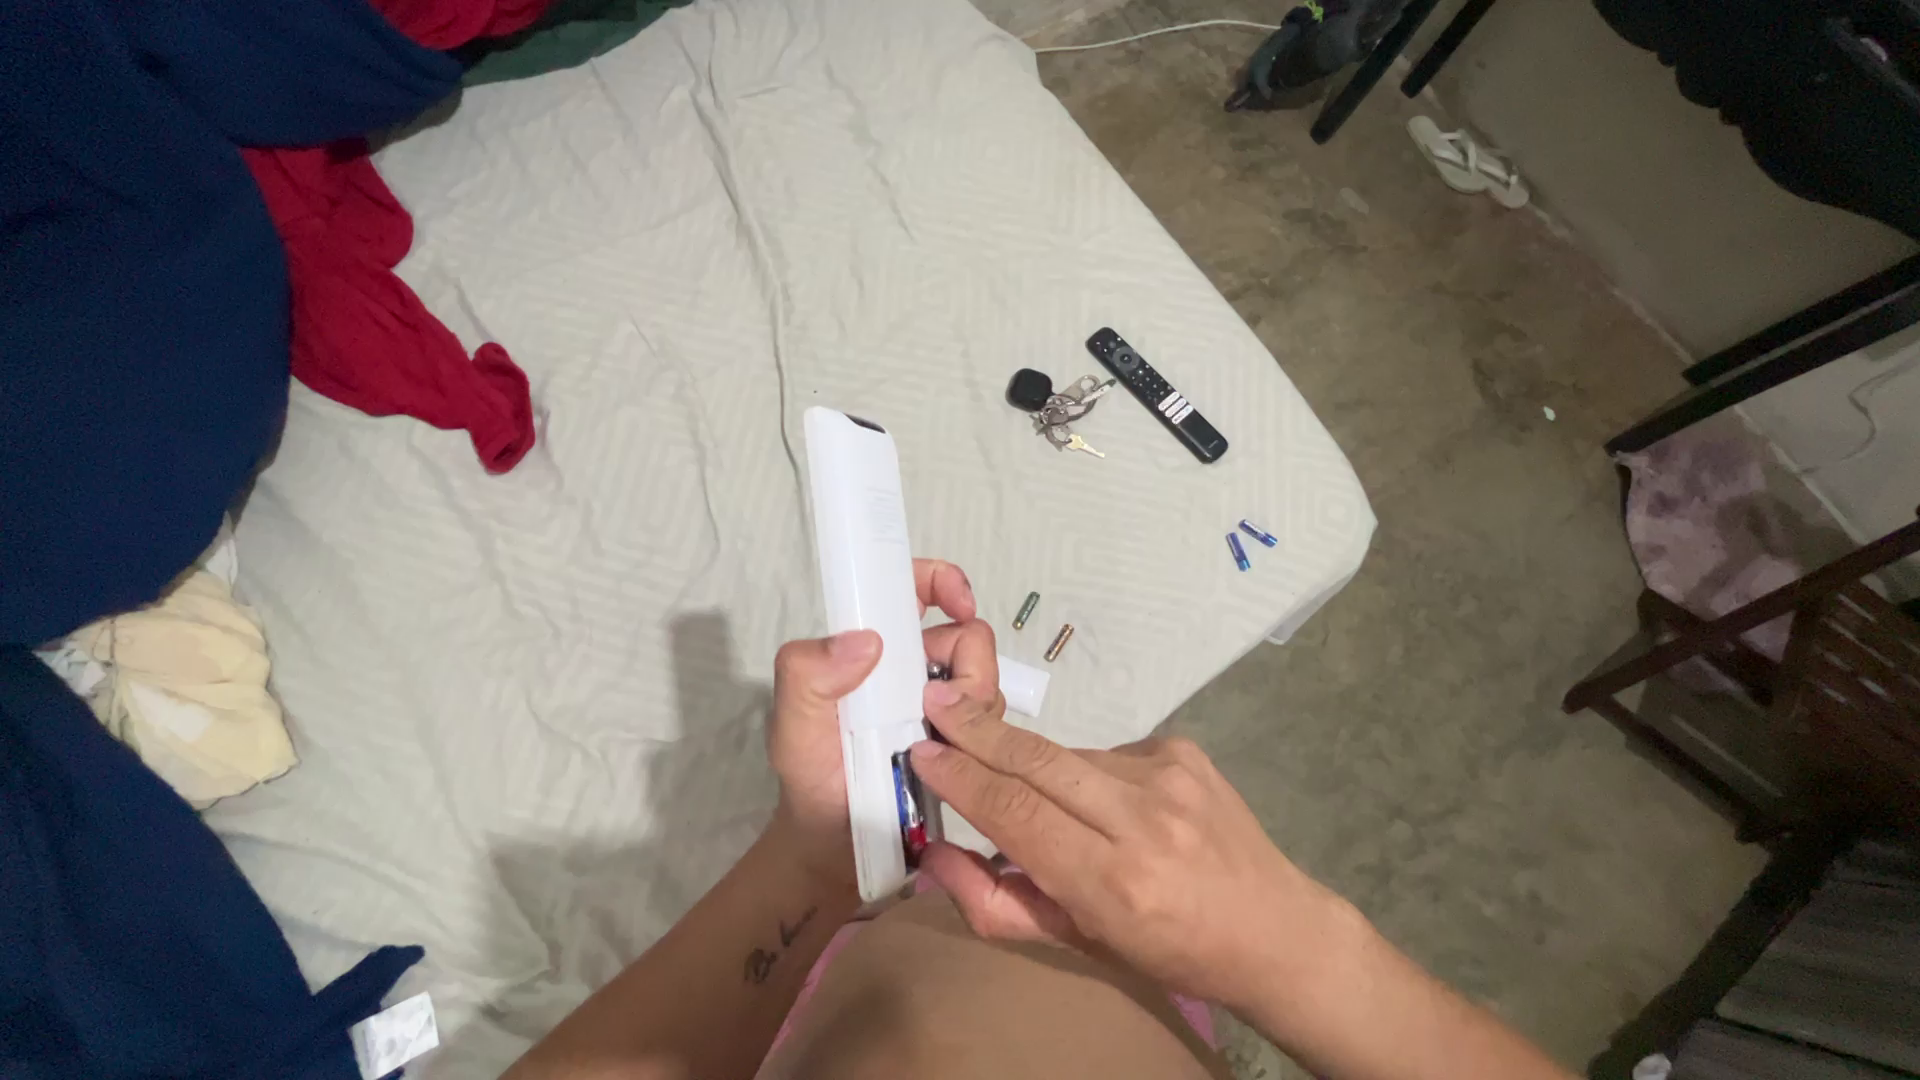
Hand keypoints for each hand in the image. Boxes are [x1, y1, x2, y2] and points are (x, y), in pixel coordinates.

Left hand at [765, 558, 977, 890]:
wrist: (835, 850)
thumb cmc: (811, 778)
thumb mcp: (793, 726)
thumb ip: (806, 675)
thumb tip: (868, 641)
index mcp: (875, 648)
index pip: (914, 588)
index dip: (942, 580)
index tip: (960, 606)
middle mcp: (913, 668)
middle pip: (970, 637)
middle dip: (971, 664)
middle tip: (936, 707)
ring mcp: (943, 706)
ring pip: (986, 681)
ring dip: (974, 709)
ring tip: (934, 747)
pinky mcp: (964, 742)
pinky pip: (994, 725)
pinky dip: (983, 738)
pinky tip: (953, 764)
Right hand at [908, 671, 1350, 1011]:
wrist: (1274, 926)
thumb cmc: (1167, 950)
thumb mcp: (1075, 945)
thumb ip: (995, 902)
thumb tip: (934, 852)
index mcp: (1115, 883)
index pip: (1017, 814)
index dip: (964, 780)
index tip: (923, 754)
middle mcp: (1143, 819)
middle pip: (1038, 761)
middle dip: (978, 731)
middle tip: (934, 705)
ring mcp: (1167, 774)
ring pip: (1067, 754)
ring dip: (1031, 763)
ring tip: (1030, 787)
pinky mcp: (1182, 748)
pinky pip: (1104, 751)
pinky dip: (1082, 771)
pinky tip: (1101, 799)